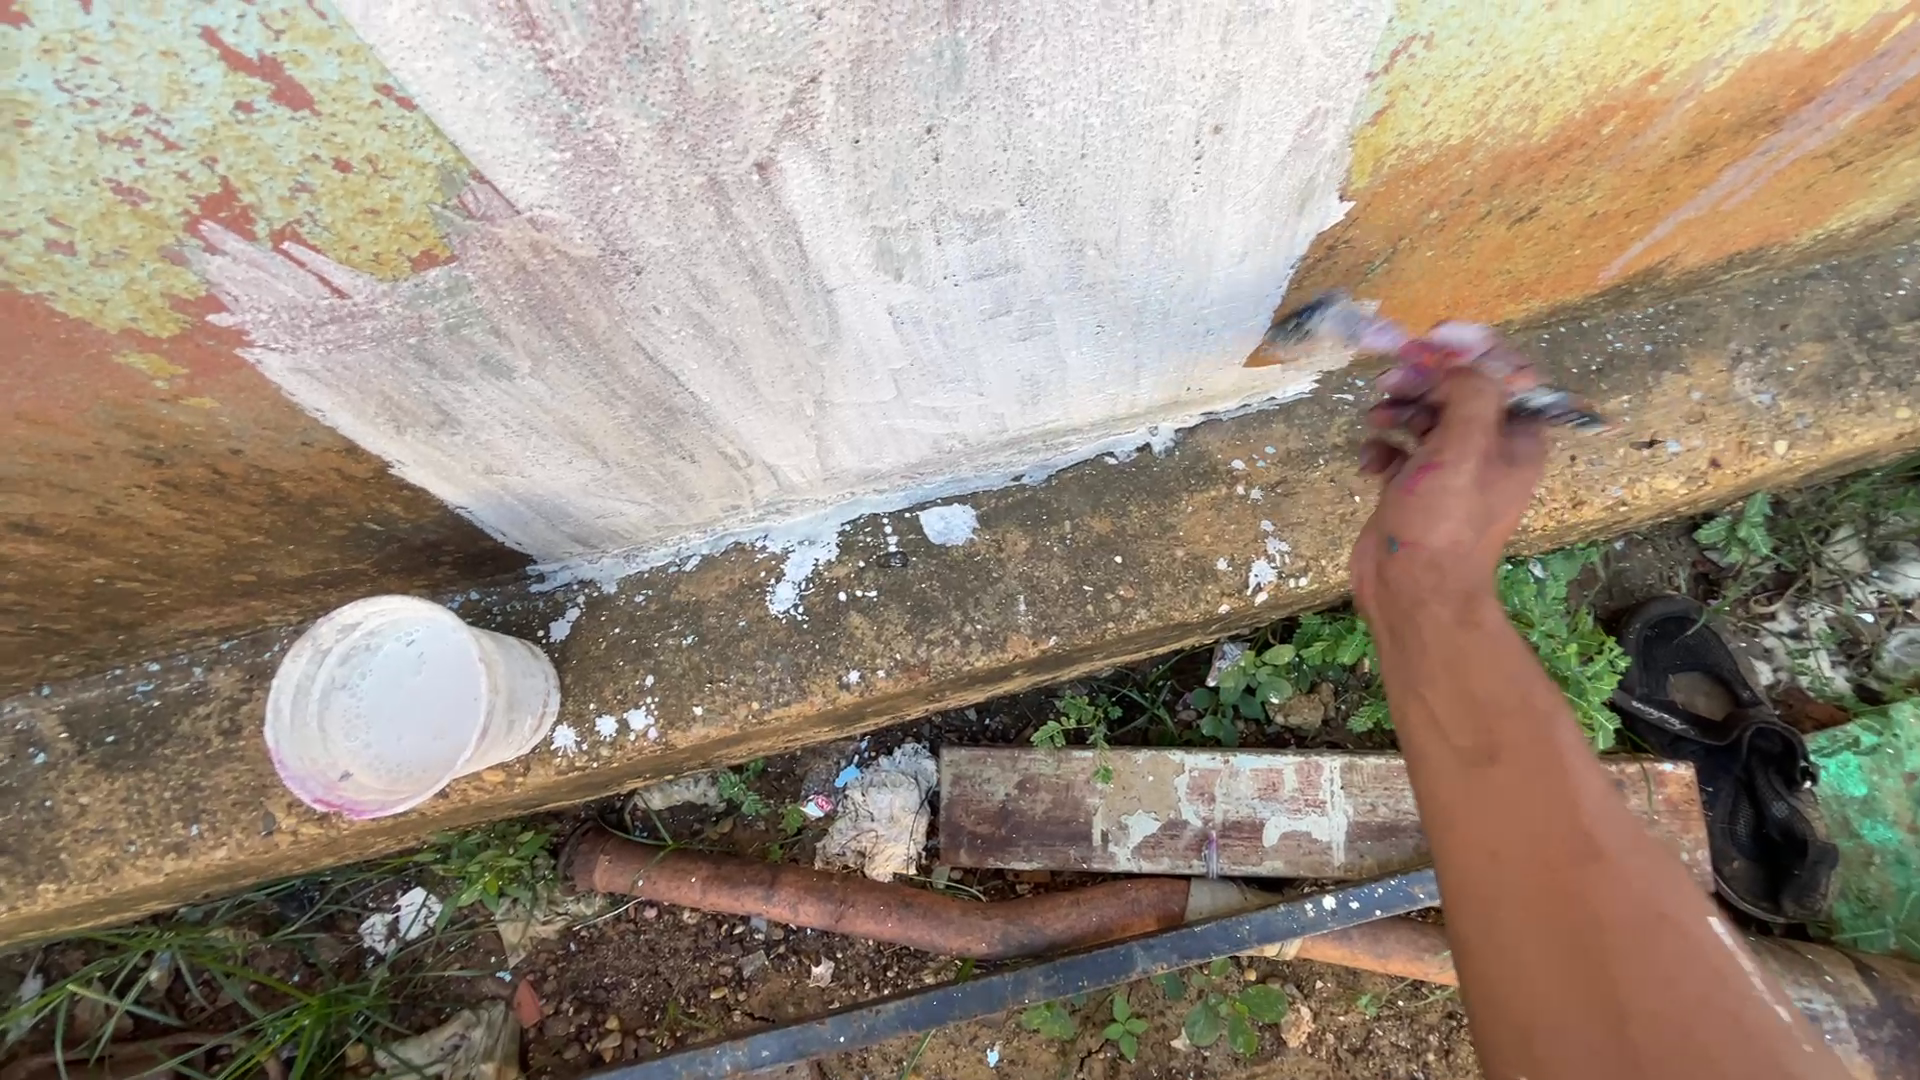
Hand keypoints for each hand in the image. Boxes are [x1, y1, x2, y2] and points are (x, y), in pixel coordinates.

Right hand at [1350, 326, 1546, 631]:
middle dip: (1423, 380)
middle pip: (1456, 391)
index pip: (1505, 373)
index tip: (1429, 342)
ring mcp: (1446, 470)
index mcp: (1516, 437)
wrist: (1412, 587)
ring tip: (1374, 419)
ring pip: (1422, 417)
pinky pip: (1396, 449)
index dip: (1469, 353)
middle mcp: (1485, 448)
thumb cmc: (1443, 520)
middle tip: (1389, 379)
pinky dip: (1379, 447)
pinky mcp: (1410, 487)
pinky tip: (1368, 462)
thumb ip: (1468, 393)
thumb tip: (1455, 363)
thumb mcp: (1462, 448)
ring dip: (1396, 410)